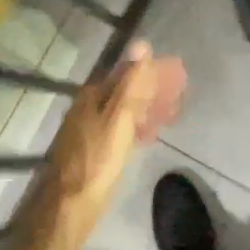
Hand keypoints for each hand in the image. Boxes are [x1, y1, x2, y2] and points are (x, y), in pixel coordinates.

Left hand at [48, 41, 185, 205]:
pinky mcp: (93, 150)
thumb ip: (131, 84)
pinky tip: (149, 136)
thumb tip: (142, 44)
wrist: (69, 206)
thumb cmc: (97, 160)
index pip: (128, 72)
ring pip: (124, 110)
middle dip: (153, 89)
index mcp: (93, 95)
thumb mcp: (118, 119)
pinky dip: (138, 126)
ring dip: (148, 108)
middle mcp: (88, 107)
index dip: (154, 71)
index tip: (179, 73)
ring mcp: (89, 129)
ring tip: (171, 114)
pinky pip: (121, 128)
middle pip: (126, 90)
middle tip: (181, 94)